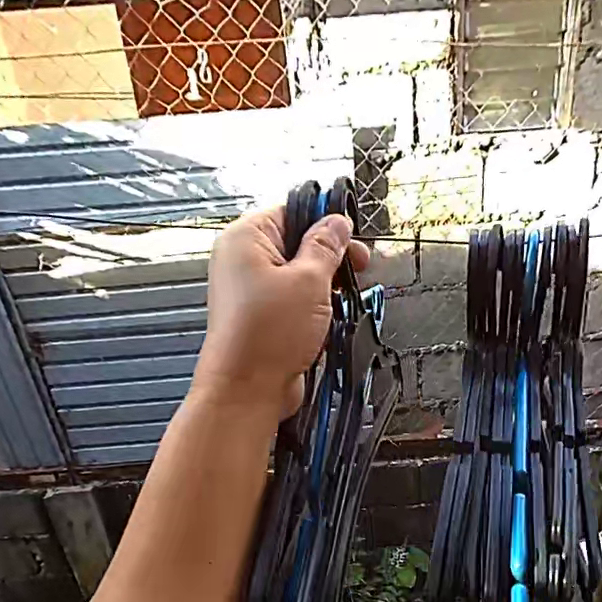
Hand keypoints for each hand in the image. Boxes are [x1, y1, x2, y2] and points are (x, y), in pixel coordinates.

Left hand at [194, 205, 369, 423]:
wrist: (248, 390)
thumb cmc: (268, 335)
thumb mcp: (309, 281)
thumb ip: (326, 247)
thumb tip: (336, 223)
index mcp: (245, 239)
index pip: (290, 212)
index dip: (324, 222)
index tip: (351, 237)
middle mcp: (243, 261)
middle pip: (296, 243)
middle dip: (330, 257)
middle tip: (358, 269)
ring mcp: (252, 291)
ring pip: (298, 275)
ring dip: (325, 286)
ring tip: (341, 300)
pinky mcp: (263, 318)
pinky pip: (294, 301)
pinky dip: (314, 307)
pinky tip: (329, 319)